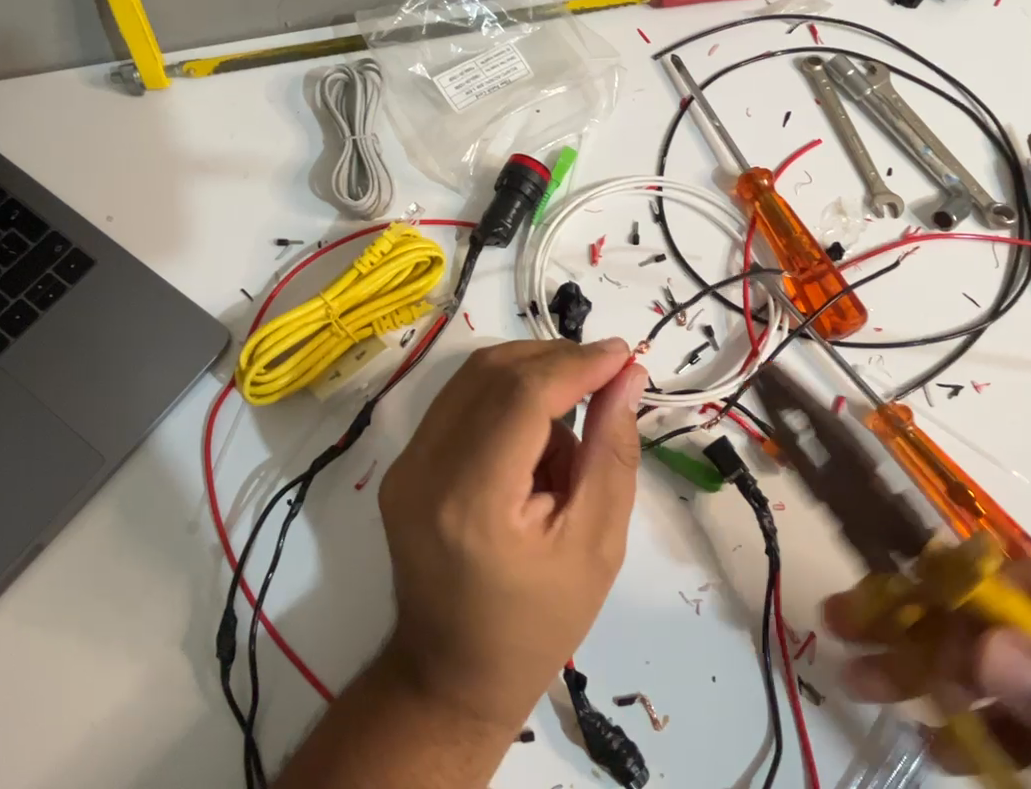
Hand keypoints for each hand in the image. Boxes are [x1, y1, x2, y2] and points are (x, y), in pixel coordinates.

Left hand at [375, 338, 647, 732]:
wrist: (452, 675)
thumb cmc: (537, 625)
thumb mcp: (596, 545)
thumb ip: (611, 452)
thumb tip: (626, 377)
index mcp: (471, 501)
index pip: (520, 396)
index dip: (576, 364)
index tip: (625, 356)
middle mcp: (423, 471)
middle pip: (491, 373)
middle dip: (556, 361)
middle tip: (609, 376)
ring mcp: (404, 466)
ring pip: (472, 379)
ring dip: (532, 378)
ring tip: (575, 427)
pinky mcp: (404, 467)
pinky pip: (460, 404)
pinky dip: (506, 401)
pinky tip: (538, 445)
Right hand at [825, 563, 1030, 788]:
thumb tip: (983, 643)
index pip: (1019, 589)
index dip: (940, 597)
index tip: (873, 613)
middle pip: (1002, 628)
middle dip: (924, 634)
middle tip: (846, 643)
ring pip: (1012, 680)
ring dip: (943, 682)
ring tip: (873, 689)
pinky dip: (990, 736)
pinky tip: (948, 744)